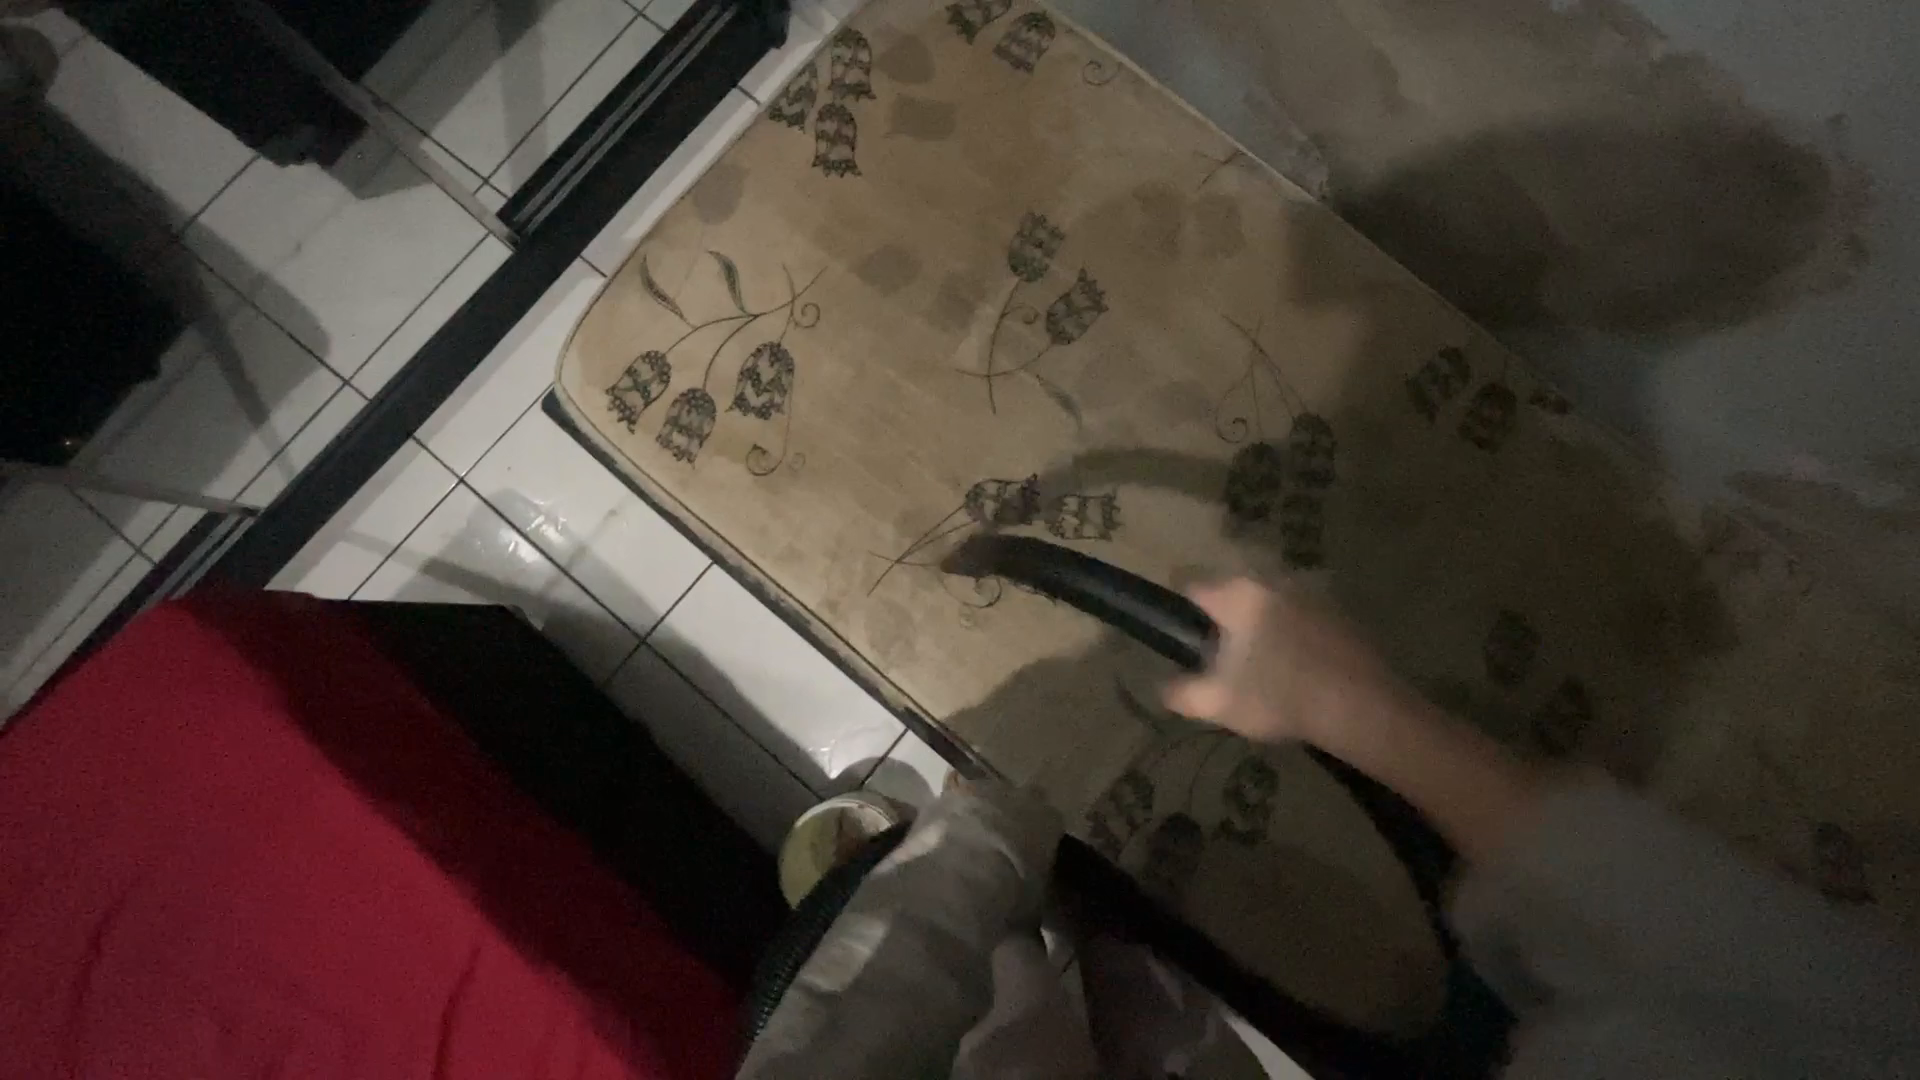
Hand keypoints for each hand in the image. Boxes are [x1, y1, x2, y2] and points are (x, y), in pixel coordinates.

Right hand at [1161, 578, 1413, 748]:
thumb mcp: (1218, 703)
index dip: (1178, 605)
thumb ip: (1182, 693)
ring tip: (1258, 662)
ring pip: (1268, 602)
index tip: (1177, 628)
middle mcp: (1272, 582)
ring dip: (1259, 622)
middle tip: (1218, 653)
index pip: (1191, 584)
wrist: (1362, 708)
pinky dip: (1291, 632)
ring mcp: (1310, 594)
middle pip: (1232, 590)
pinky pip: (1300, 615)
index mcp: (1237, 596)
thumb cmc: (1279, 698)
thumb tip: (1162, 686)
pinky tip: (1296, 667)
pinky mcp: (1339, 613)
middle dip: (1222, 616)